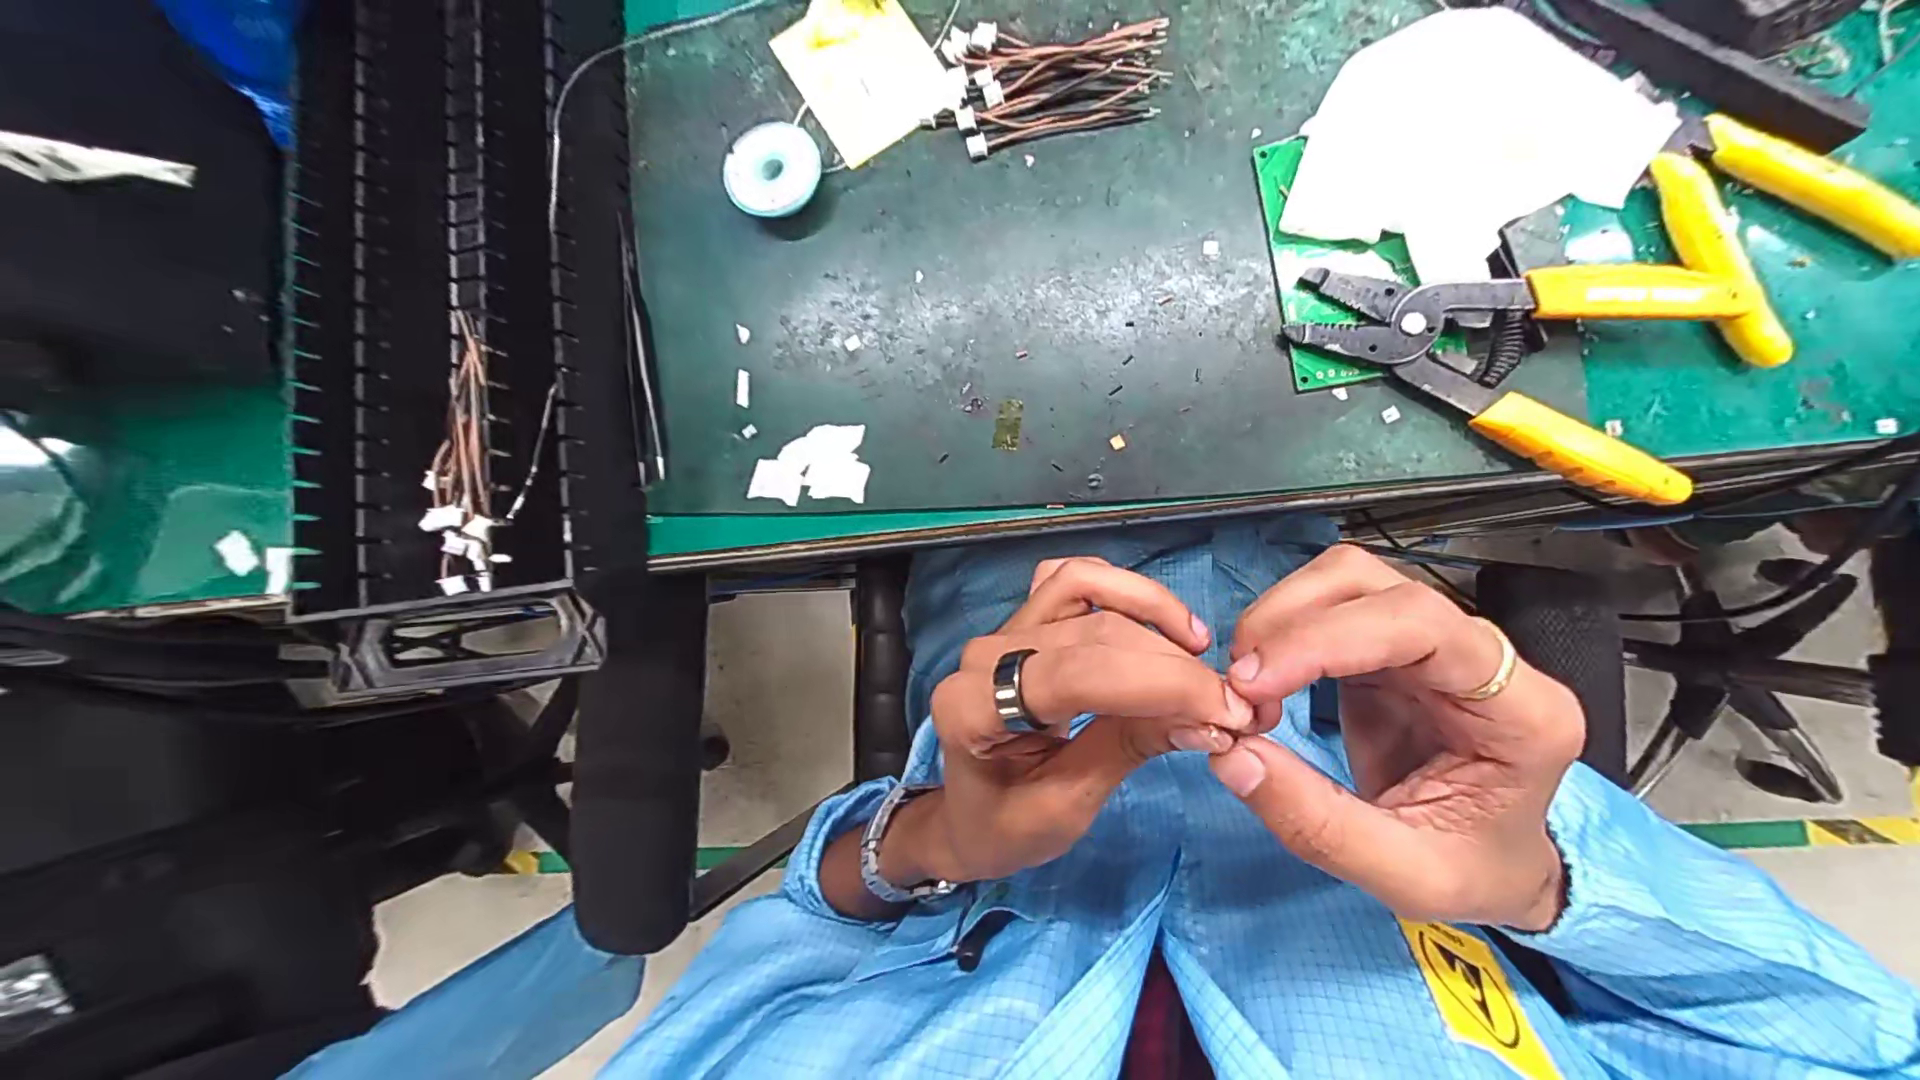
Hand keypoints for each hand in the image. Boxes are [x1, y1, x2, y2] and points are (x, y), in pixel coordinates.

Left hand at [823, 557, 1253, 917]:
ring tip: (1198, 652)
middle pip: (1091, 632)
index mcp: (973, 707)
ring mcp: (1002, 631)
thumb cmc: (1006, 825)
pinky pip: (1073, 582)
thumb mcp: (1067, 805)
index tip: (1229, 710)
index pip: (1078, 674)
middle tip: (1234, 704)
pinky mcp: (1023, 622)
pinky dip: (1122, 592)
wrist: (967, 816)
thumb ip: (1129, 748)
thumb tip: (1210, 717)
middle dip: (1173, 664)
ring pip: (1083, 587)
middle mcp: (983, 654)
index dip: (1160, 684)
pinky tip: (1159, 624)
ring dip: (1151, 611)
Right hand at [1211, 545, 1583, 931]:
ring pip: (1339, 579)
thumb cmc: (1473, 870)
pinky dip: (1277, 632)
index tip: (1252, 684)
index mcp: (1518, 708)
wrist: (1497, 867)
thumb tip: (1230, 754)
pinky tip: (1264, 679)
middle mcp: (1478, 653)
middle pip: (1367, 582)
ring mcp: (1428, 639)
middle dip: (1286, 623)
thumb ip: (1317, 824)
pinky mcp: (1384, 644)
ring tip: (1250, 683)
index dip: (1323, 639)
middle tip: (1241, 687)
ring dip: (1276, 620)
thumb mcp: (1405, 877)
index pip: (1417, 624)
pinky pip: (1322, 606)